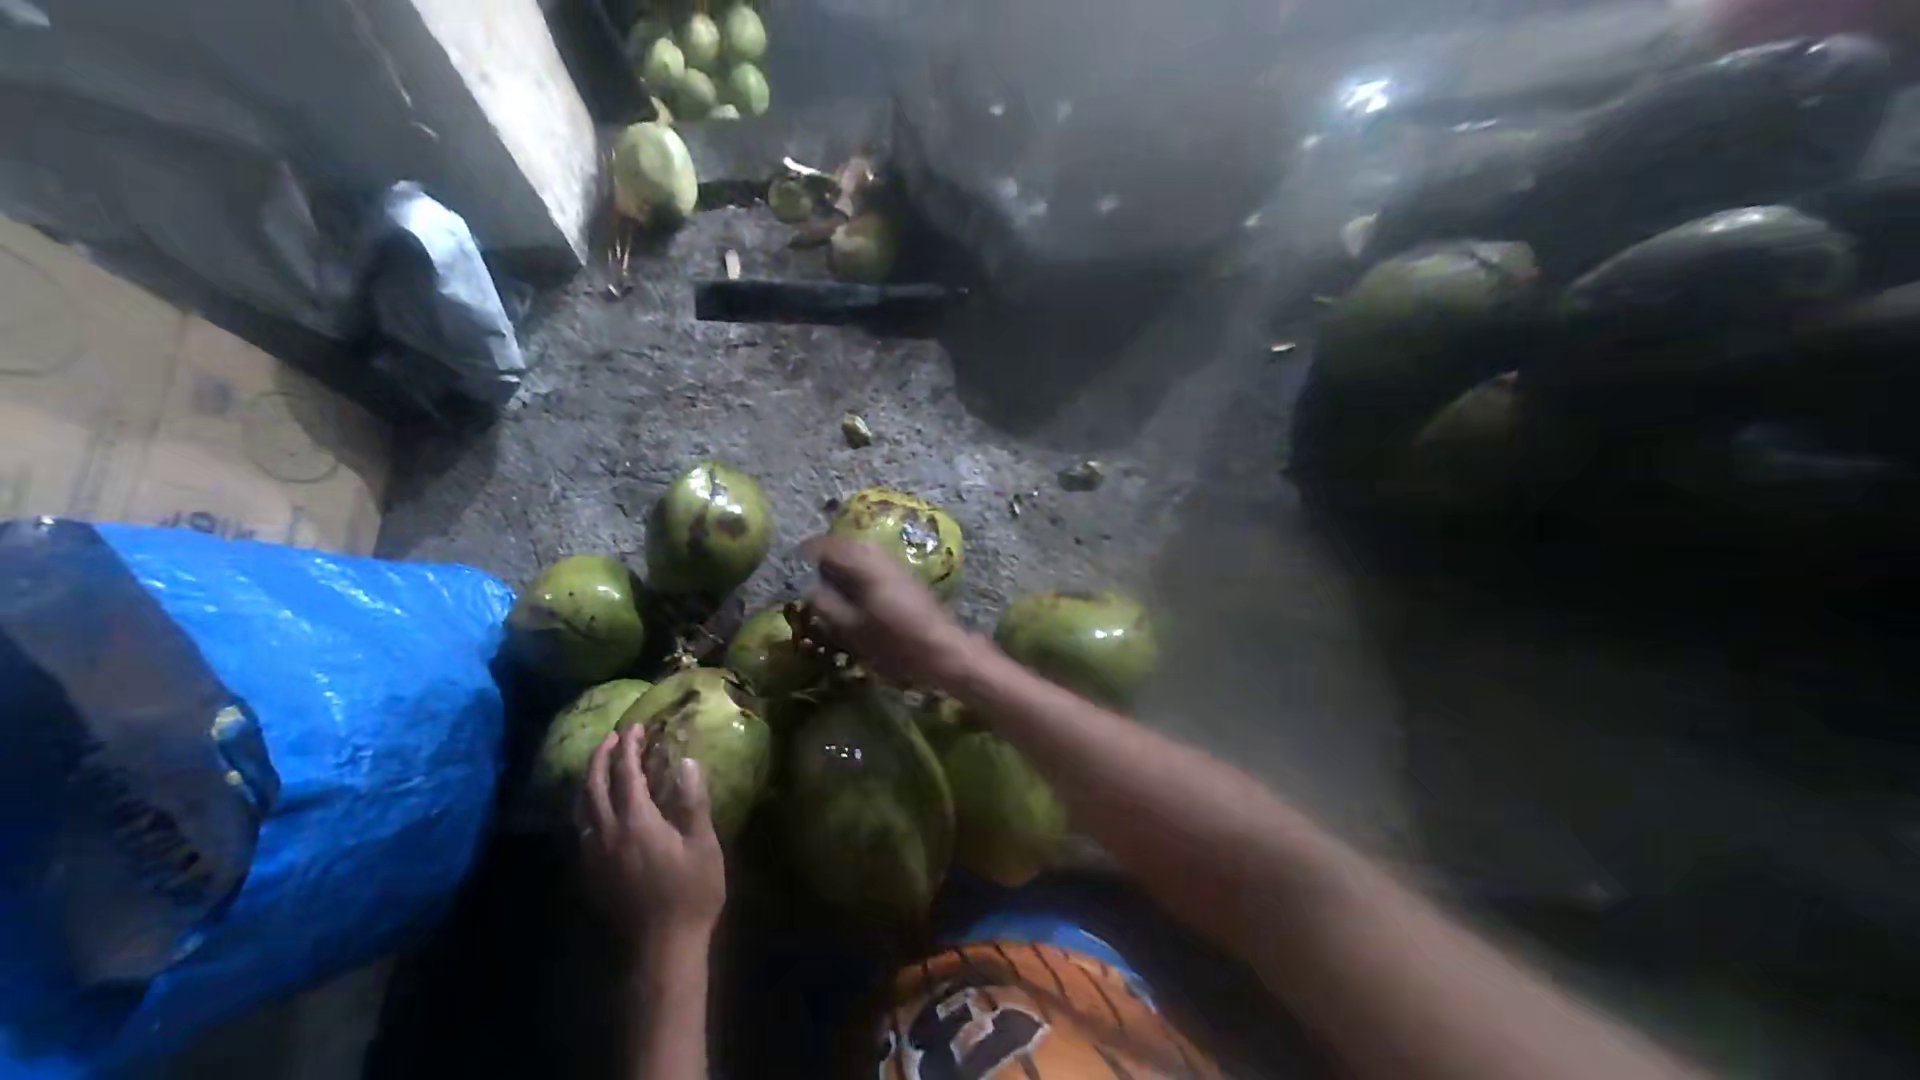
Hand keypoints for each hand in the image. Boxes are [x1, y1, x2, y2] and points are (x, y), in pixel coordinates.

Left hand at [576, 726, 725, 952]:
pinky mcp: (592, 872)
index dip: (630, 748)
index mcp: (636, 823)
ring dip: (589, 780)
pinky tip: (597, 807)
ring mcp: (595, 855)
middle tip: (615, 737)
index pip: (626, 774)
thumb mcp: (703, 843)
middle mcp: (607, 834)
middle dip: (602, 758)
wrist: (663, 946)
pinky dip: (586, 806)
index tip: (638, 727)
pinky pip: (581, 828)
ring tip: (602, 765)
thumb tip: (686, 762)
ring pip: (581, 808)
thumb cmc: (692, 891)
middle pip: (593, 787)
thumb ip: (692, 801)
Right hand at [803, 536, 979, 687]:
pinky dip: (861, 561)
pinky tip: (856, 579)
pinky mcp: (908, 576)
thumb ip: (827, 606)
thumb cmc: (894, 643)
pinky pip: (878, 558)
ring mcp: (898, 566)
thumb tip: (808, 588)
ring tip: (831, 568)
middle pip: (852, 542)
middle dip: (831, 547)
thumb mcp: (852, 630)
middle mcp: (883, 560)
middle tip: (813, 559)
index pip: (833, 547)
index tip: (798, 553)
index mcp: (866, 569)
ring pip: (867, 548)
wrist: (941, 648)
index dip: (813, 548)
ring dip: (847, 553)